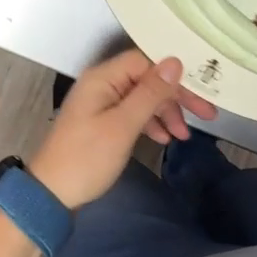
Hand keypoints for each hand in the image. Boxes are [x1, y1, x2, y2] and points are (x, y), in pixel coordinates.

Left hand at [28, 50, 217, 208]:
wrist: (51, 195)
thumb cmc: (87, 158)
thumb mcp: (123, 125)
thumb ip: (150, 93)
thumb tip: (174, 61)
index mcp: (103, 77)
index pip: (146, 61)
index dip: (174, 74)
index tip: (200, 93)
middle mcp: (101, 83)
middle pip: (146, 78)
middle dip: (174, 96)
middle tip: (204, 115)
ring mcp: (100, 102)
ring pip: (141, 97)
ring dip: (164, 112)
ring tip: (182, 136)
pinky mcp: (101, 121)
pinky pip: (132, 112)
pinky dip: (149, 123)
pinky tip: (163, 138)